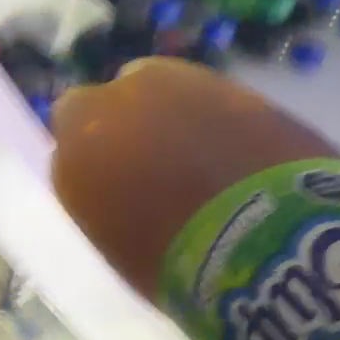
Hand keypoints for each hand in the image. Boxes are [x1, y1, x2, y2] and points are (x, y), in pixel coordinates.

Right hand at [50, 58, 337, 296]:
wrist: (270, 243)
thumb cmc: (170, 255)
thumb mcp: (108, 231)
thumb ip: (97, 190)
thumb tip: (111, 182)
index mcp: (80, 130)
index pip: (69, 121)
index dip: (91, 146)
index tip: (109, 174)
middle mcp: (123, 95)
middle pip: (117, 96)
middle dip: (131, 121)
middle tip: (154, 163)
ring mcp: (186, 84)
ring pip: (169, 91)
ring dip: (177, 117)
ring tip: (203, 159)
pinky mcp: (244, 90)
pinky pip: (218, 102)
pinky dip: (223, 124)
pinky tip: (240, 158)